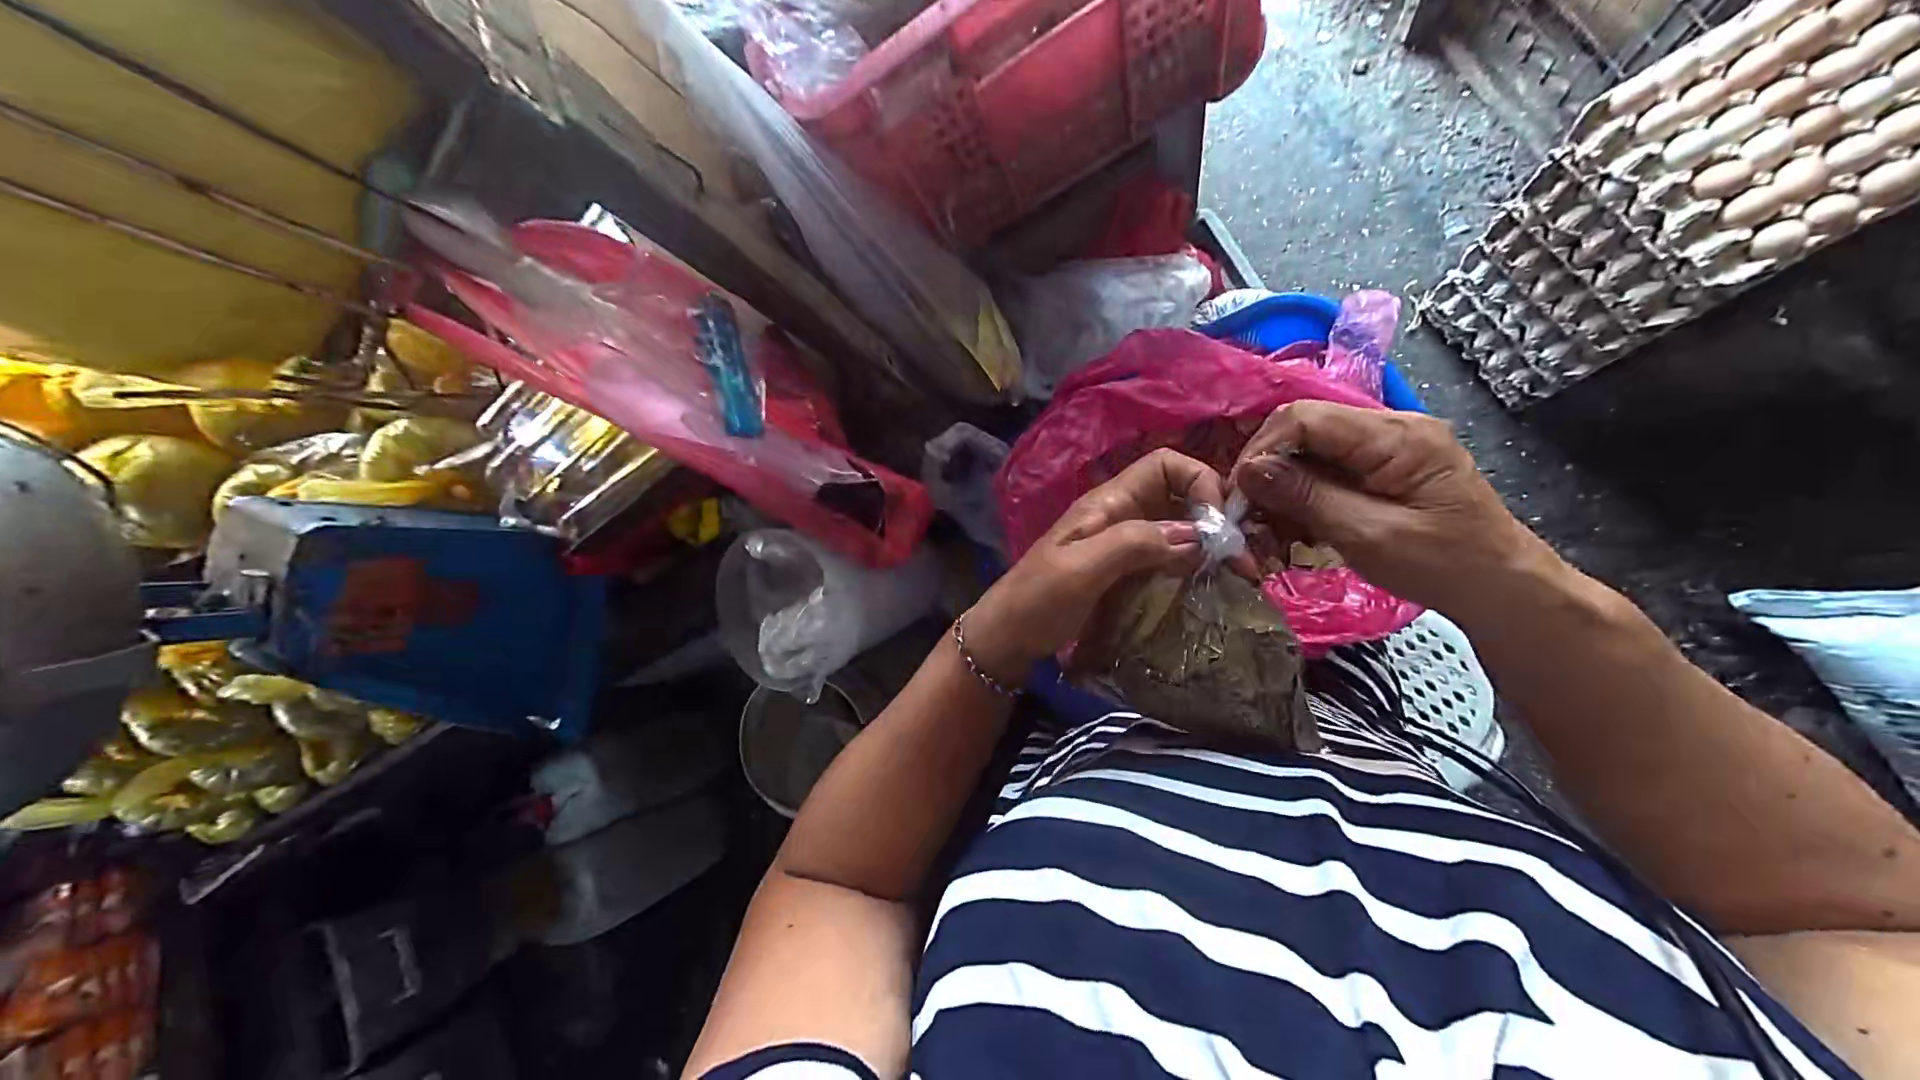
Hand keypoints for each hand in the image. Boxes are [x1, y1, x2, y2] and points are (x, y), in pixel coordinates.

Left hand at [963, 449, 1227, 683]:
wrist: (1008, 638)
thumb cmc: (1037, 599)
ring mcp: (1126, 546)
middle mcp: (1122, 516)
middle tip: (1244, 564)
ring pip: (1181, 532)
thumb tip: (1198, 536)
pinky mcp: (1128, 575)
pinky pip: (1171, 561)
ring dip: (1212, 549)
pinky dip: (1195, 570)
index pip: (1166, 464)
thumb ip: (1133, 545)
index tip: (1217, 524)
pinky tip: (1211, 591)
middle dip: (1217, 521)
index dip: (1198, 481)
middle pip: (1182, 498)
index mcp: (1108, 502)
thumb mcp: (1080, 569)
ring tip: (1239, 580)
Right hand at [1229, 401, 1560, 620]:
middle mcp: (1390, 428)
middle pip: (1302, 432)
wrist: (1502, 589)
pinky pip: (1323, 471)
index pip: (1304, 418)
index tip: (1239, 496)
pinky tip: (1298, 531)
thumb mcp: (1368, 535)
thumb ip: (1306, 497)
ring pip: (1307, 453)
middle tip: (1250, 519)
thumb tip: (1248, 471)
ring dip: (1281, 492)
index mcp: (1396, 436)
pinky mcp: (1379, 468)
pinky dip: (1301, 500)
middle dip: (1268, 474)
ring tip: (1274, 534)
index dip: (1261, 451)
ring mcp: (1385, 447)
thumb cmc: (1445, 566)